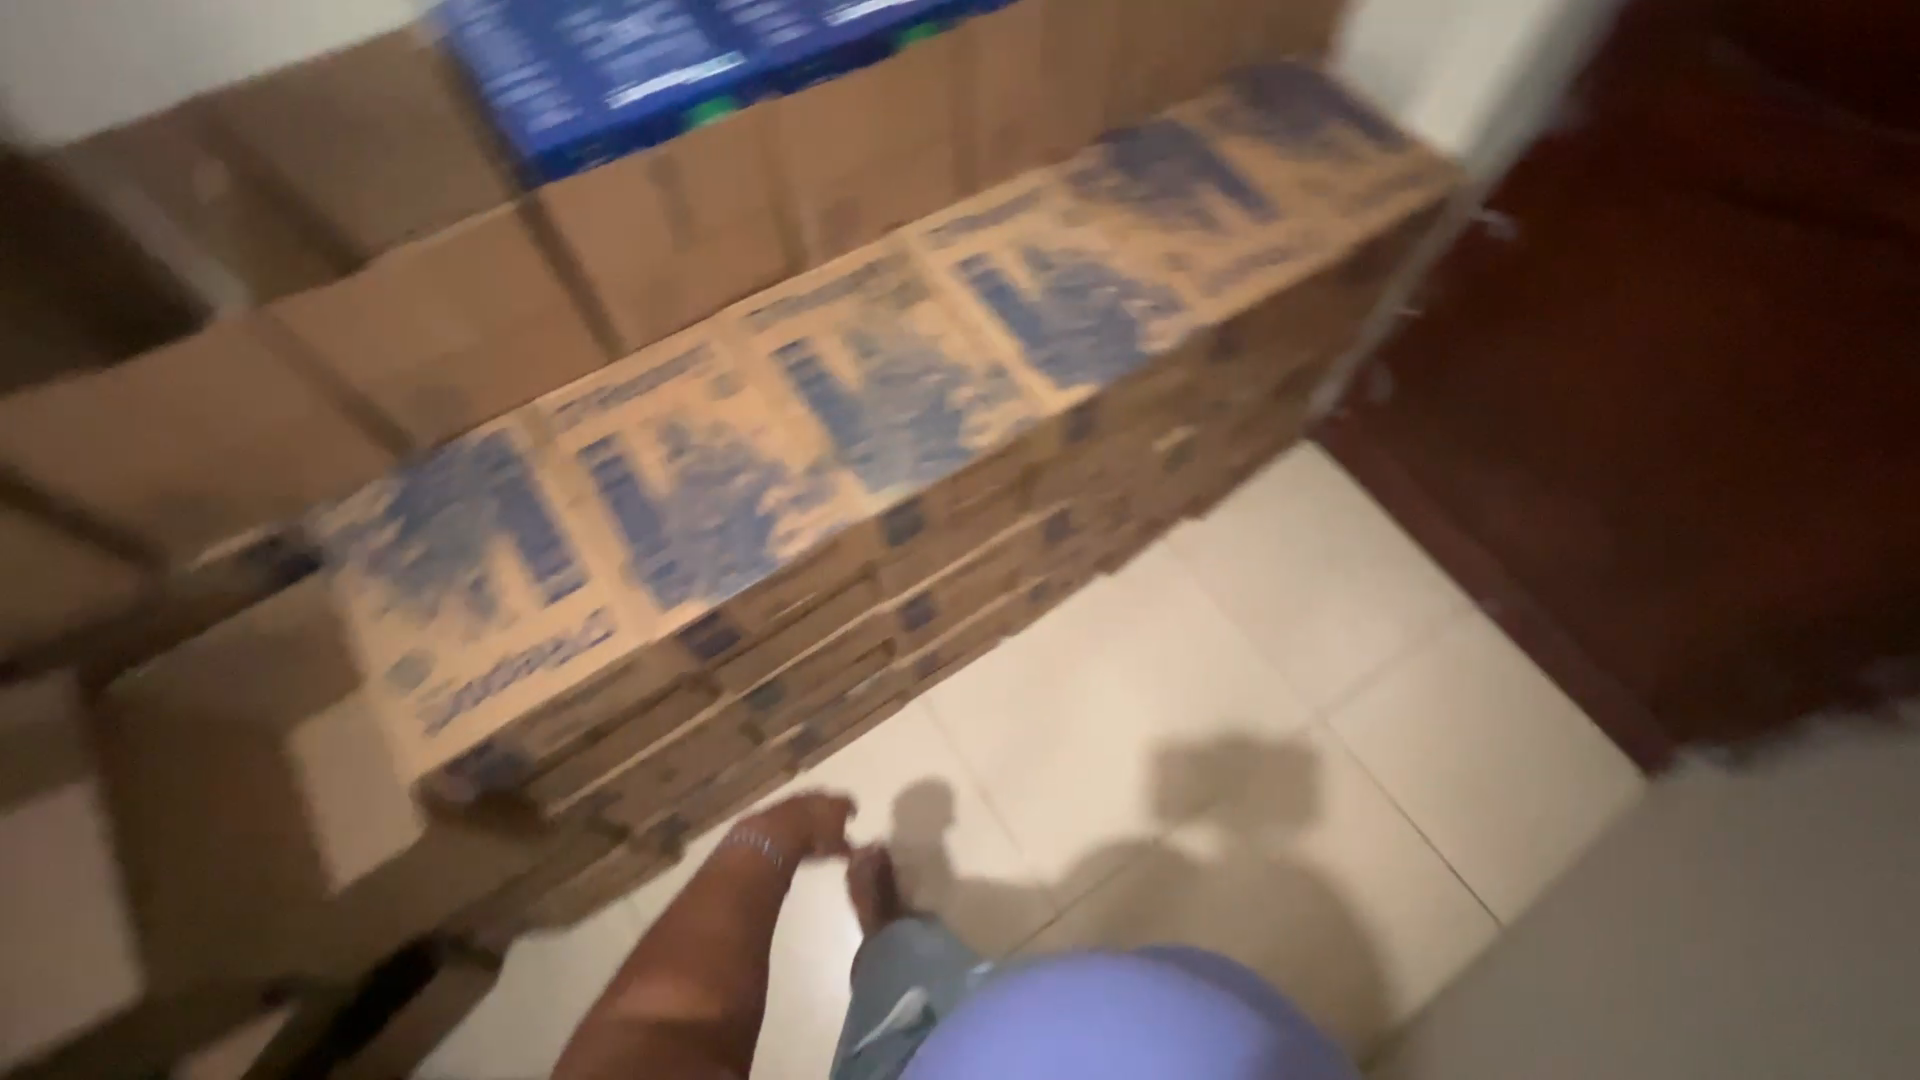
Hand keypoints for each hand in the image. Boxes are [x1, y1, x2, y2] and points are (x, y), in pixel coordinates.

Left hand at [739, 790, 855, 862]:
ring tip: (811, 825)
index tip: (852, 817)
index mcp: (838, 803)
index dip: (851, 810)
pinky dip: (796, 814)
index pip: (850, 802)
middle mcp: (821, 794)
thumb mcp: (835, 849)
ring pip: (811, 801)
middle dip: (830, 809)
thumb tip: (855, 852)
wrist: (779, 832)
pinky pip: (794, 807)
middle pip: (830, 799)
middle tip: (831, 821)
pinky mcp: (781, 802)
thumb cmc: (815, 840)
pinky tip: (794, 826)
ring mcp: (800, 796)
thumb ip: (847, 848)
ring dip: (812, 810)